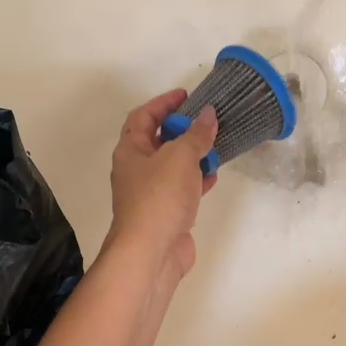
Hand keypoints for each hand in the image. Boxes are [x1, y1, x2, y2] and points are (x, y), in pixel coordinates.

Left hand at [106, 88, 216, 277]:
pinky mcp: (167, 213)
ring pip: (173, 166)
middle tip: (206, 121)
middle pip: (158, 141)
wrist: (151, 250)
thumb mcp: (180, 157)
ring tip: (215, 146)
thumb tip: (209, 115)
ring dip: (192, 155)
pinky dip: (197, 180)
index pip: (144, 116)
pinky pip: (183, 188)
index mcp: (131, 150)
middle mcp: (137, 169)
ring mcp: (151, 193)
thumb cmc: (160, 197)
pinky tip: (212, 176)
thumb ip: (196, 135)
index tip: (186, 95)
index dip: (163, 103)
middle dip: (181, 129)